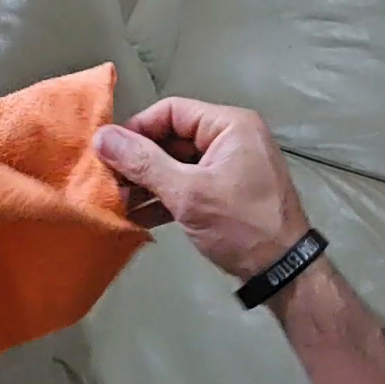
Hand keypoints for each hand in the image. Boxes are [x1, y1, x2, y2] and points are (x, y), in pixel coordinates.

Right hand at [92, 98, 311, 279]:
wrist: (284, 272)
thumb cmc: (240, 224)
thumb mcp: (188, 193)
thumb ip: (143, 163)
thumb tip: (101, 137)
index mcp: (229, 125)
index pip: (171, 111)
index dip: (136, 129)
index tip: (107, 153)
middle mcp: (230, 138)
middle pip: (170, 138)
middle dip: (138, 161)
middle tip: (107, 181)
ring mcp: (228, 166)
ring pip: (175, 164)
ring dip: (146, 183)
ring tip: (116, 202)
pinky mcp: (224, 192)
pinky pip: (186, 185)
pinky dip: (163, 198)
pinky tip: (135, 216)